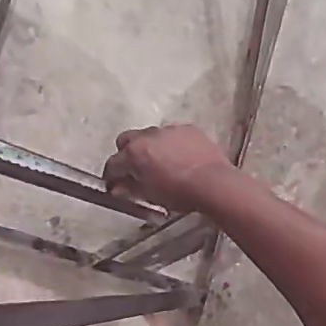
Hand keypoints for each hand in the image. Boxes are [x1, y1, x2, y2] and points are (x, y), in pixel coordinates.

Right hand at [103, 124, 238, 212]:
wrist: (213, 183)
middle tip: (136, 170)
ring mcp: (169, 130)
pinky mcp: (188, 129)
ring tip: (162, 164)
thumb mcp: (150, 196)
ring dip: (151, 147)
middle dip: (127, 154)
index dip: (112, 176)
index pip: (113, 164)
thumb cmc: (180, 193)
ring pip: (150, 135)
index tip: (115, 184)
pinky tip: (181, 157)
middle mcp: (148, 136)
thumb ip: (130, 189)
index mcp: (134, 154)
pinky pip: (173, 134)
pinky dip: (172, 143)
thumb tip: (118, 188)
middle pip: (127, 141)